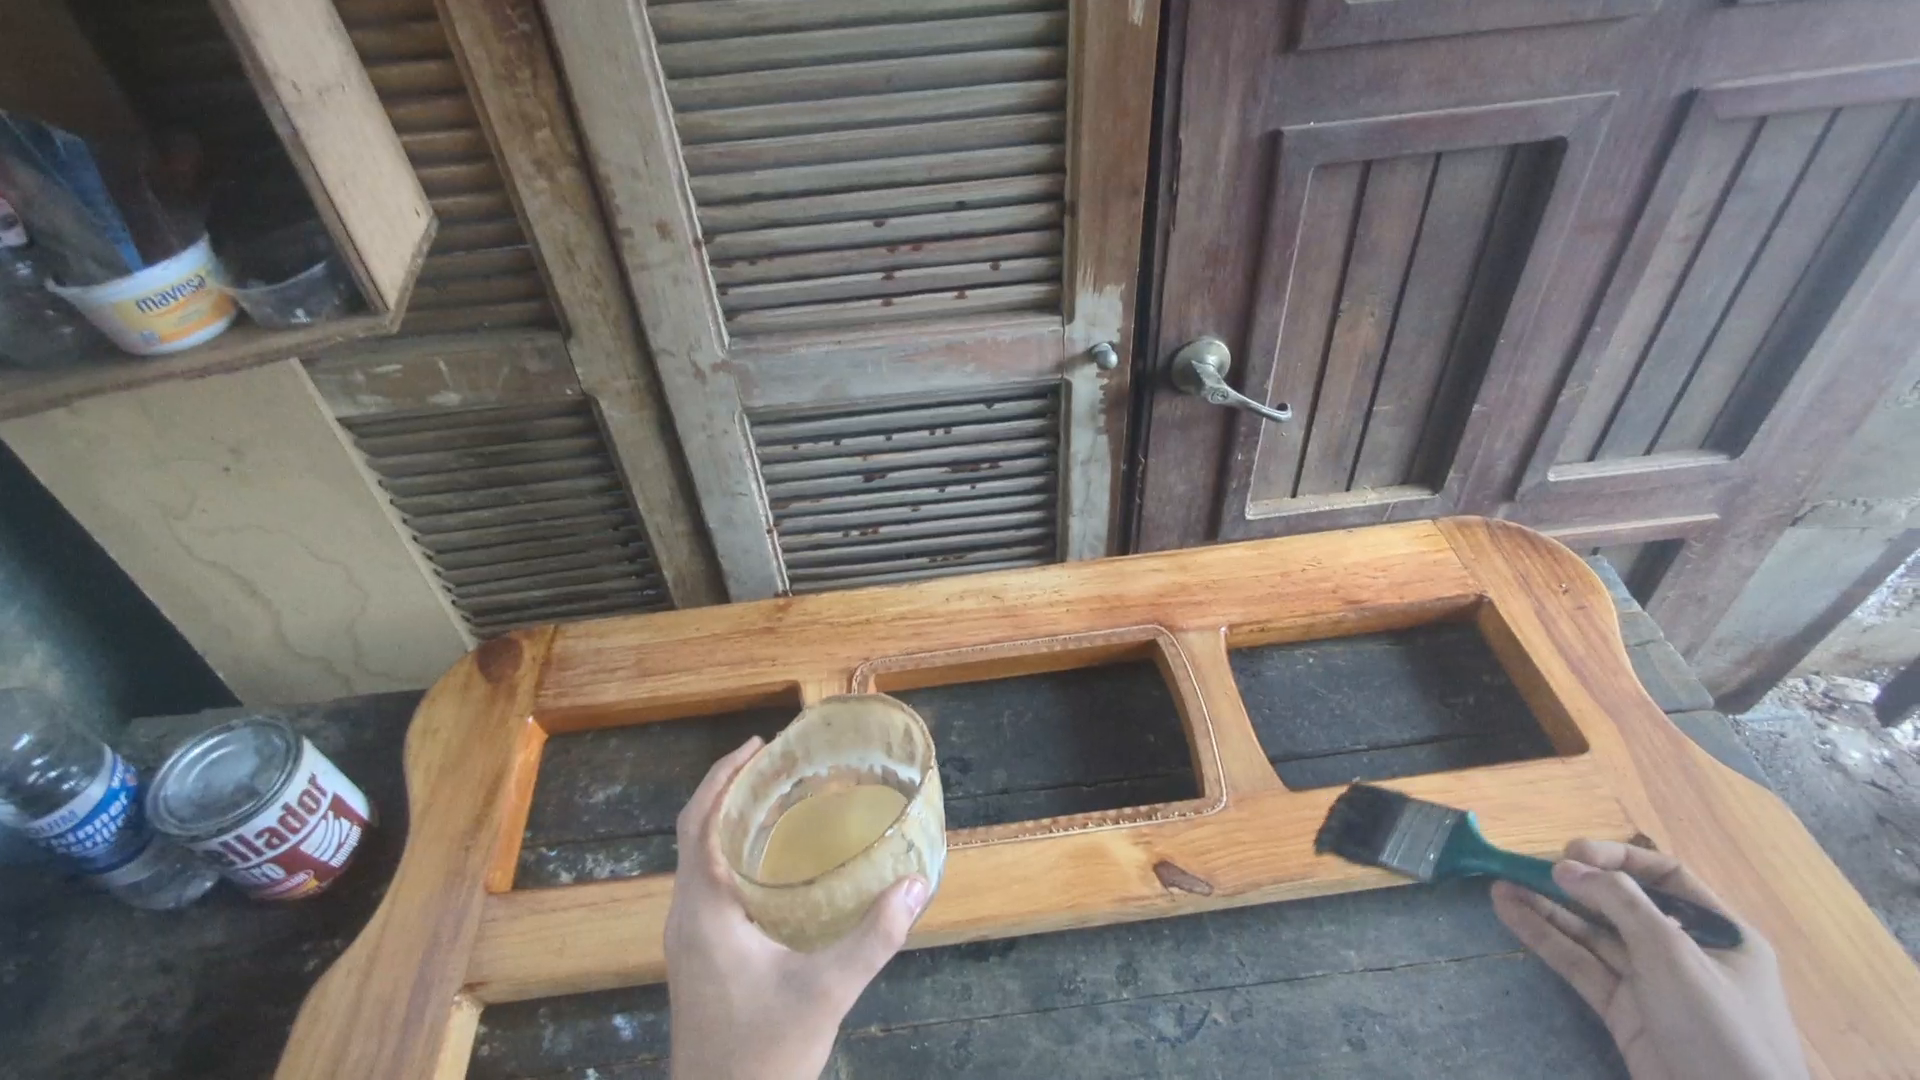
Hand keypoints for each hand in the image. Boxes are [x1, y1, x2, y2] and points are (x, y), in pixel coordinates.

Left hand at [666, 737, 931, 1079]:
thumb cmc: (763, 1053)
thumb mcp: (825, 993)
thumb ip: (873, 938)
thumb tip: (915, 883)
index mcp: (705, 911)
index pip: (698, 823)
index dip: (723, 776)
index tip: (760, 745)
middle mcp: (687, 915)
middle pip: (695, 833)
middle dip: (730, 790)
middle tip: (780, 764)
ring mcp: (689, 938)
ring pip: (700, 858)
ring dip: (730, 821)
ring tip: (780, 799)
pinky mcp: (698, 955)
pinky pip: (709, 882)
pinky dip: (733, 853)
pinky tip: (775, 862)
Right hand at [1491, 839, 1808, 1079]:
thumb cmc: (1719, 1028)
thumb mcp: (1673, 956)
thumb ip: (1620, 902)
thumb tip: (1567, 866)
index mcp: (1720, 934)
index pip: (1666, 876)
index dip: (1618, 857)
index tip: (1571, 853)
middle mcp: (1685, 952)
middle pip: (1620, 904)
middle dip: (1572, 884)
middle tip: (1522, 866)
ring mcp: (1651, 982)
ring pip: (1591, 933)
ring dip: (1546, 908)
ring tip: (1499, 884)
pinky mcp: (1623, 1009)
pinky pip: (1579, 963)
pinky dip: (1544, 938)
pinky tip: (1509, 913)